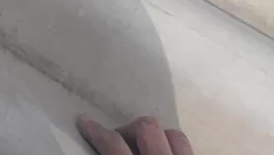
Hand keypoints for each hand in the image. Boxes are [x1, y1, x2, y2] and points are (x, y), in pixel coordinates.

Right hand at [77, 116, 194, 154]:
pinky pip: (189, 151)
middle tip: (119, 142)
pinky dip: (175, 150)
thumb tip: (97, 148)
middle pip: (147, 127)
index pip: (114, 144)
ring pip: (175, 135)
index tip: (84, 122)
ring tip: (146, 147)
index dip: (96, 131)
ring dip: (159, 138)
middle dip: (130, 130)